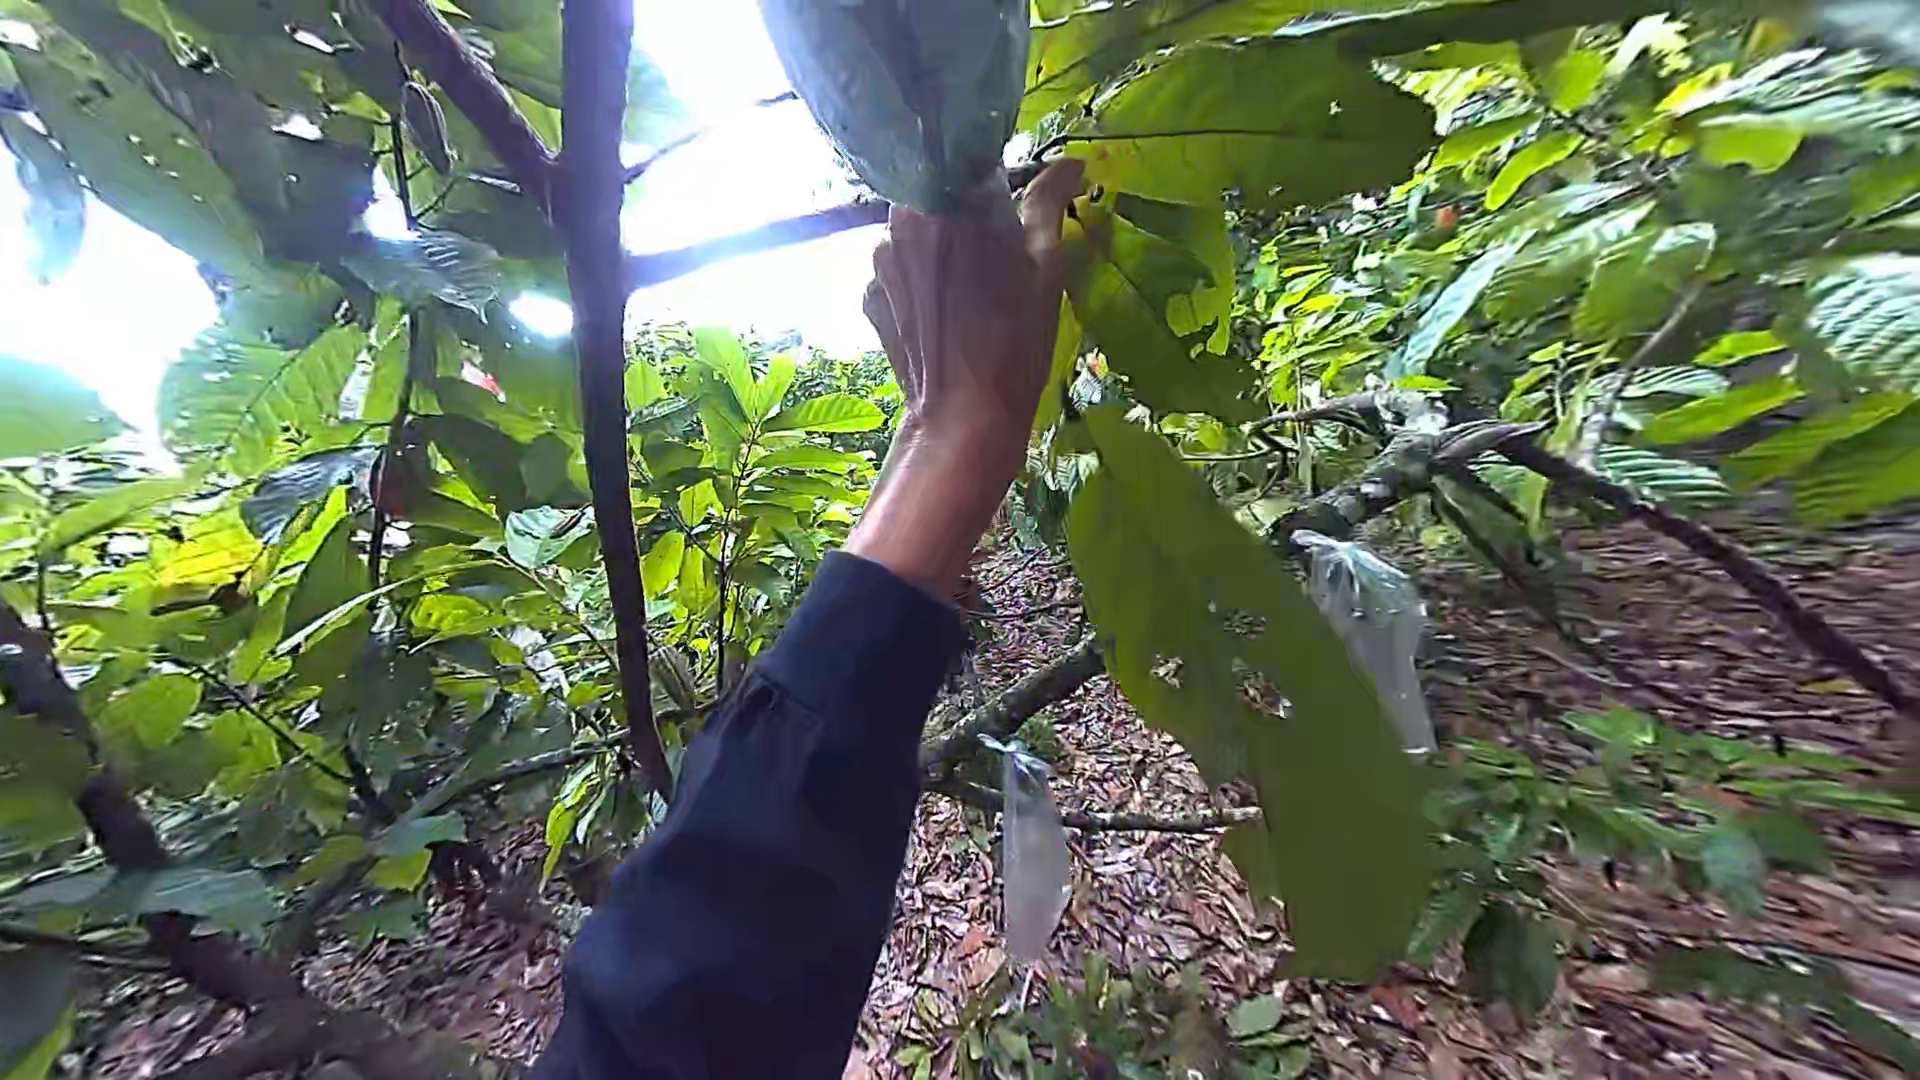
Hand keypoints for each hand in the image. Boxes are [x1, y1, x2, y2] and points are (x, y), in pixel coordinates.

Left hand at [863, 159, 1084, 449]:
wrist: (964, 417)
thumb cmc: (1017, 345)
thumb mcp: (1045, 272)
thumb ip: (1050, 205)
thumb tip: (1073, 163)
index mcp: (961, 200)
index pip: (977, 161)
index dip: (997, 187)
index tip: (1010, 215)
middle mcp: (910, 216)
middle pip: (939, 195)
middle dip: (963, 219)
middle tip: (990, 265)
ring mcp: (881, 259)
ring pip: (913, 233)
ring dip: (935, 250)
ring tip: (962, 297)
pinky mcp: (869, 296)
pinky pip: (894, 272)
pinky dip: (914, 283)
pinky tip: (937, 316)